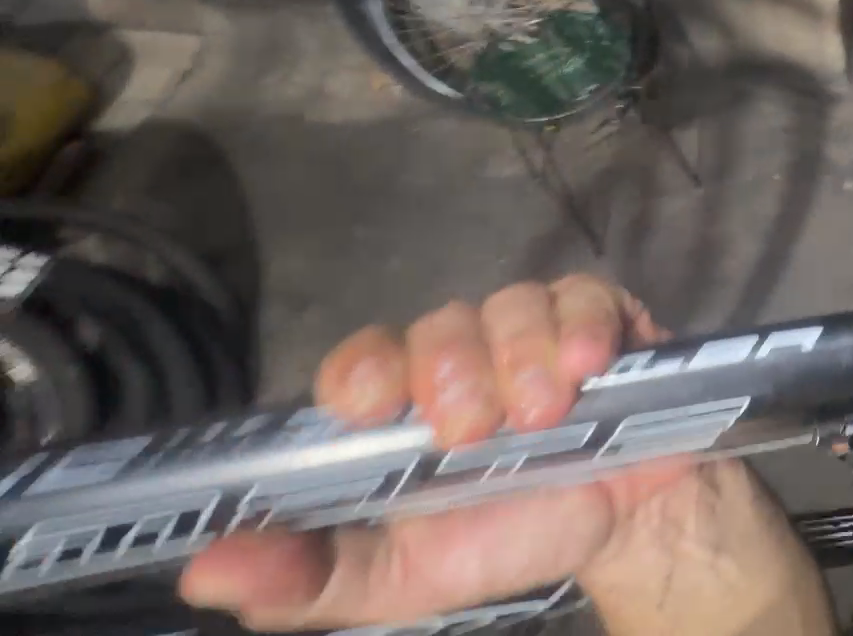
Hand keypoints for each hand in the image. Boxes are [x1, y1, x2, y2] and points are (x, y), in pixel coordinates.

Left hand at [178, 275, 834, 634]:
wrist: (628, 521)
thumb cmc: (513, 538)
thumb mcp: (405, 579)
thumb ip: (311, 578)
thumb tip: (203, 565)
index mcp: (410, 407)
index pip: (365, 358)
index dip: (364, 371)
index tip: (378, 410)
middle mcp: (468, 353)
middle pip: (441, 324)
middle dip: (454, 371)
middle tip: (479, 433)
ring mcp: (539, 328)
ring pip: (512, 302)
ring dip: (522, 353)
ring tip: (547, 411)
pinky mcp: (603, 315)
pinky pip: (586, 294)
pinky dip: (584, 324)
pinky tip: (591, 366)